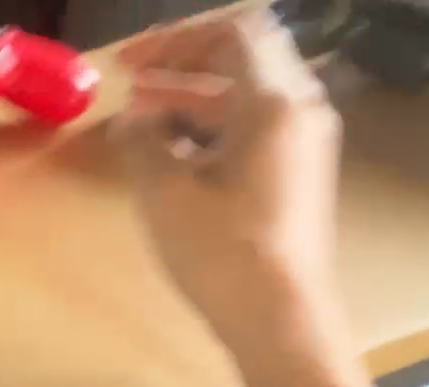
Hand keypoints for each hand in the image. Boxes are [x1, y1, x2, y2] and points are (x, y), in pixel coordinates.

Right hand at [114, 9, 342, 352]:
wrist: (278, 312)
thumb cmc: (221, 252)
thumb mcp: (167, 195)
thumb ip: (145, 144)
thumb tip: (133, 118)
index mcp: (274, 102)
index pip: (234, 33)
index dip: (176, 39)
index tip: (129, 62)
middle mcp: (299, 108)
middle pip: (244, 58)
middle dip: (183, 64)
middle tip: (131, 82)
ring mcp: (299, 141)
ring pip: (245, 95)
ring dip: (192, 96)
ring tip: (141, 116)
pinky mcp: (292, 172)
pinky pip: (250, 127)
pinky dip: (209, 126)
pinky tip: (172, 152)